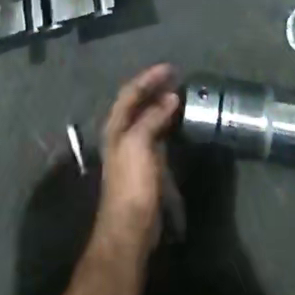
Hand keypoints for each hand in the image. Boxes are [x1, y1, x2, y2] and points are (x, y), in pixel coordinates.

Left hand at [94, 63, 180, 254]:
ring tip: (178, 93)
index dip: (148, 78)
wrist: (129, 226)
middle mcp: (120, 133)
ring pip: (145, 116)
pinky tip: (176, 120)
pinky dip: (164, 120)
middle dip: (154, 87)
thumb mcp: (139, 144)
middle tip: (176, 77)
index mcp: (116, 126)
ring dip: (159, 102)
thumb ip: (152, 118)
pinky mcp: (143, 163)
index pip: (130, 92)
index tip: (170, 68)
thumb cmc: (132, 183)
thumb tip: (170, 98)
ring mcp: (131, 148)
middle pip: (136, 102)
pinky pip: (154, 131)